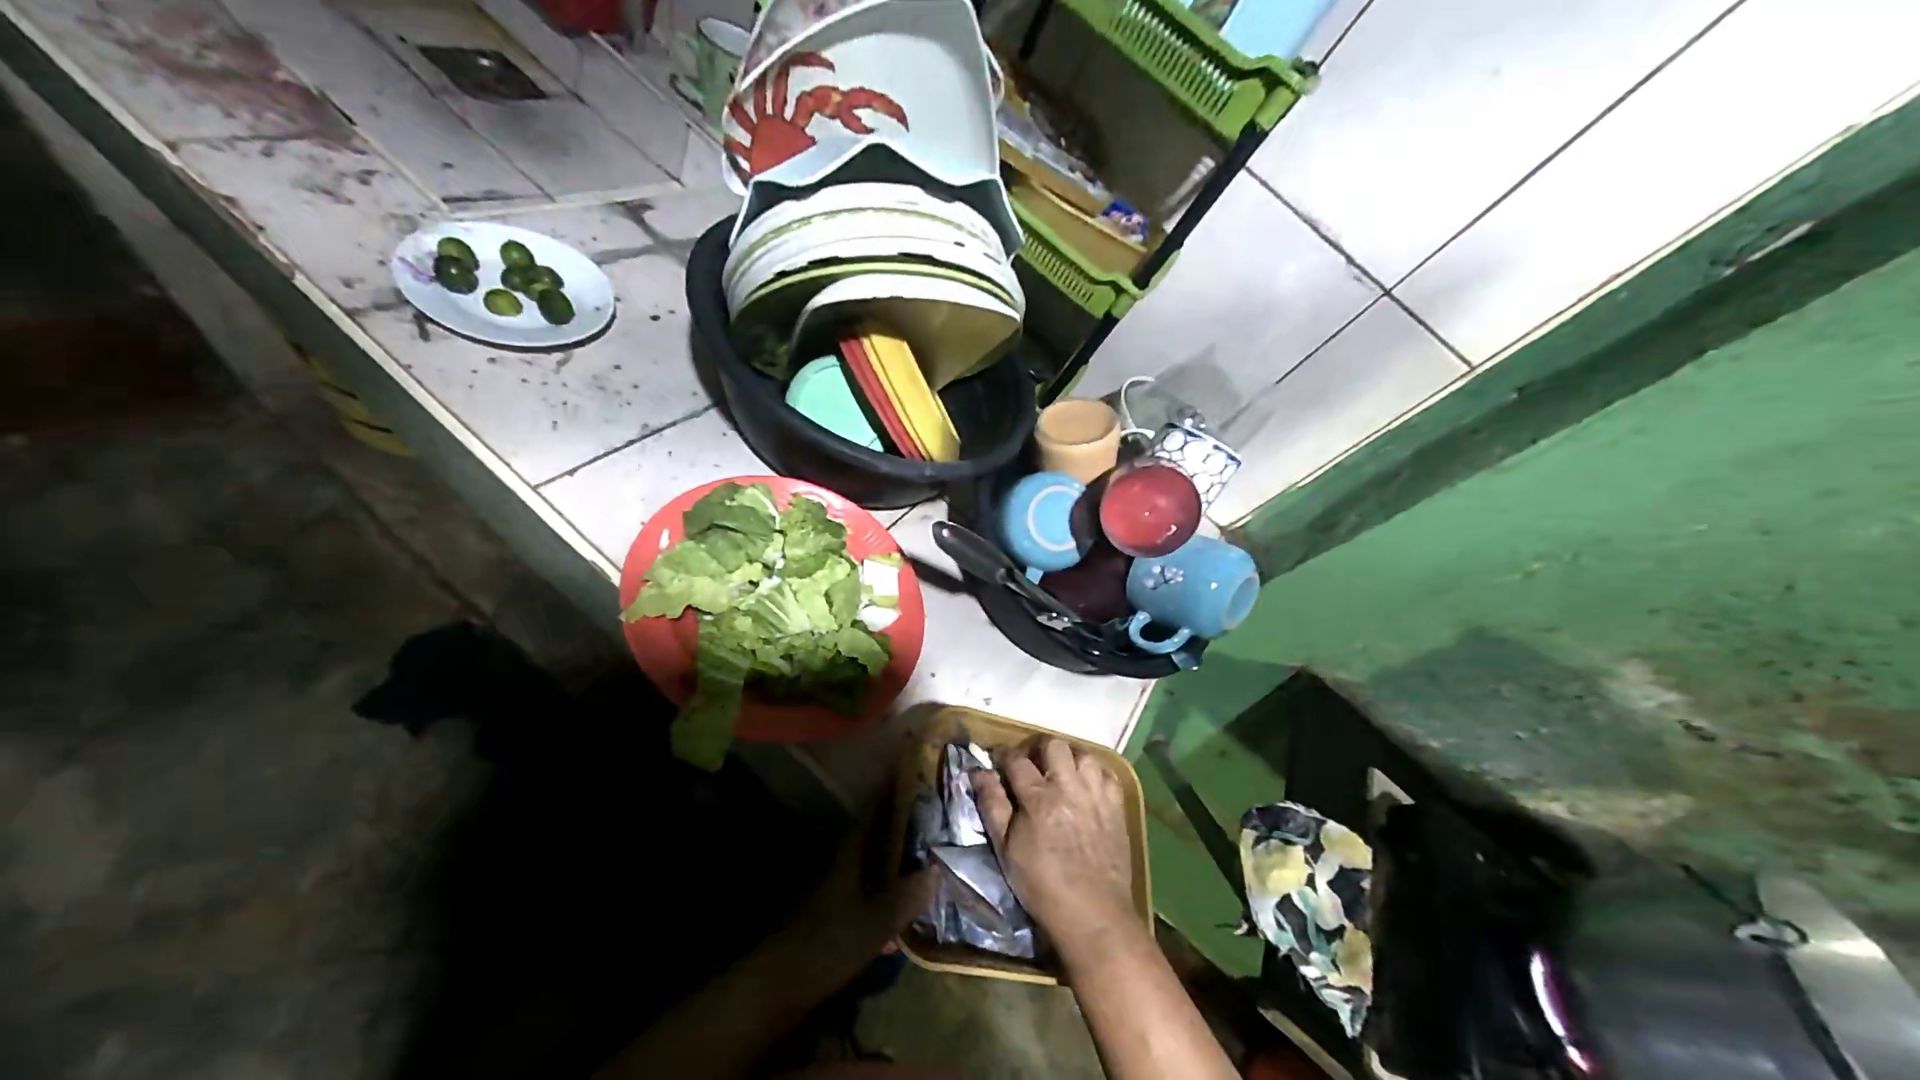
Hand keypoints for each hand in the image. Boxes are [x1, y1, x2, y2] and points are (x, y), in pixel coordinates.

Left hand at [795, 800, 933, 970]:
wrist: (782, 983)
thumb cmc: (828, 944)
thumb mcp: (874, 923)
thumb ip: (906, 896)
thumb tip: (937, 869)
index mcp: (850, 855)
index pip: (872, 812)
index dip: (889, 791)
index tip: (912, 771)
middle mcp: (845, 864)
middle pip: (876, 834)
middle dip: (902, 821)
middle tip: (934, 811)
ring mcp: (840, 889)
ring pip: (875, 861)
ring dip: (899, 854)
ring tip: (930, 850)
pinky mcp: (840, 914)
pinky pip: (873, 888)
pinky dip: (892, 886)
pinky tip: (909, 901)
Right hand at [972, 738, 1137, 959]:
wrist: (1092, 913)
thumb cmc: (1041, 884)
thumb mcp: (1005, 849)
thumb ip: (992, 805)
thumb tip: (977, 772)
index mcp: (1038, 799)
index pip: (1016, 759)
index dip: (1003, 755)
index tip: (998, 760)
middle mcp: (1069, 788)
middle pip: (1053, 745)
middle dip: (1037, 749)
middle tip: (1031, 765)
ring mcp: (1096, 795)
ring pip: (1083, 753)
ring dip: (1068, 757)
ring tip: (1060, 772)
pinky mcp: (1116, 806)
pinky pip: (1107, 773)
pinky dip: (1094, 773)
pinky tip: (1085, 786)